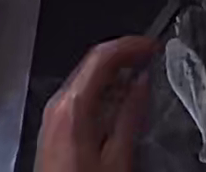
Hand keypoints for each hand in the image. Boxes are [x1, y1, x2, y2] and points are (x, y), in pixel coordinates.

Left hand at [36, 36, 157, 171]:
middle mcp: (59, 103)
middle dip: (122, 56)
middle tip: (149, 57)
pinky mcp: (55, 127)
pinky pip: (80, 97)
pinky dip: (102, 92)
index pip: (101, 56)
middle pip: (92, 63)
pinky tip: (120, 104)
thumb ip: (130, 117)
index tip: (151, 45)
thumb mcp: (117, 160)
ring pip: (86, 79)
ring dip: (113, 74)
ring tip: (140, 79)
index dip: (129, 45)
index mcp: (73, 105)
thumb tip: (141, 85)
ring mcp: (54, 115)